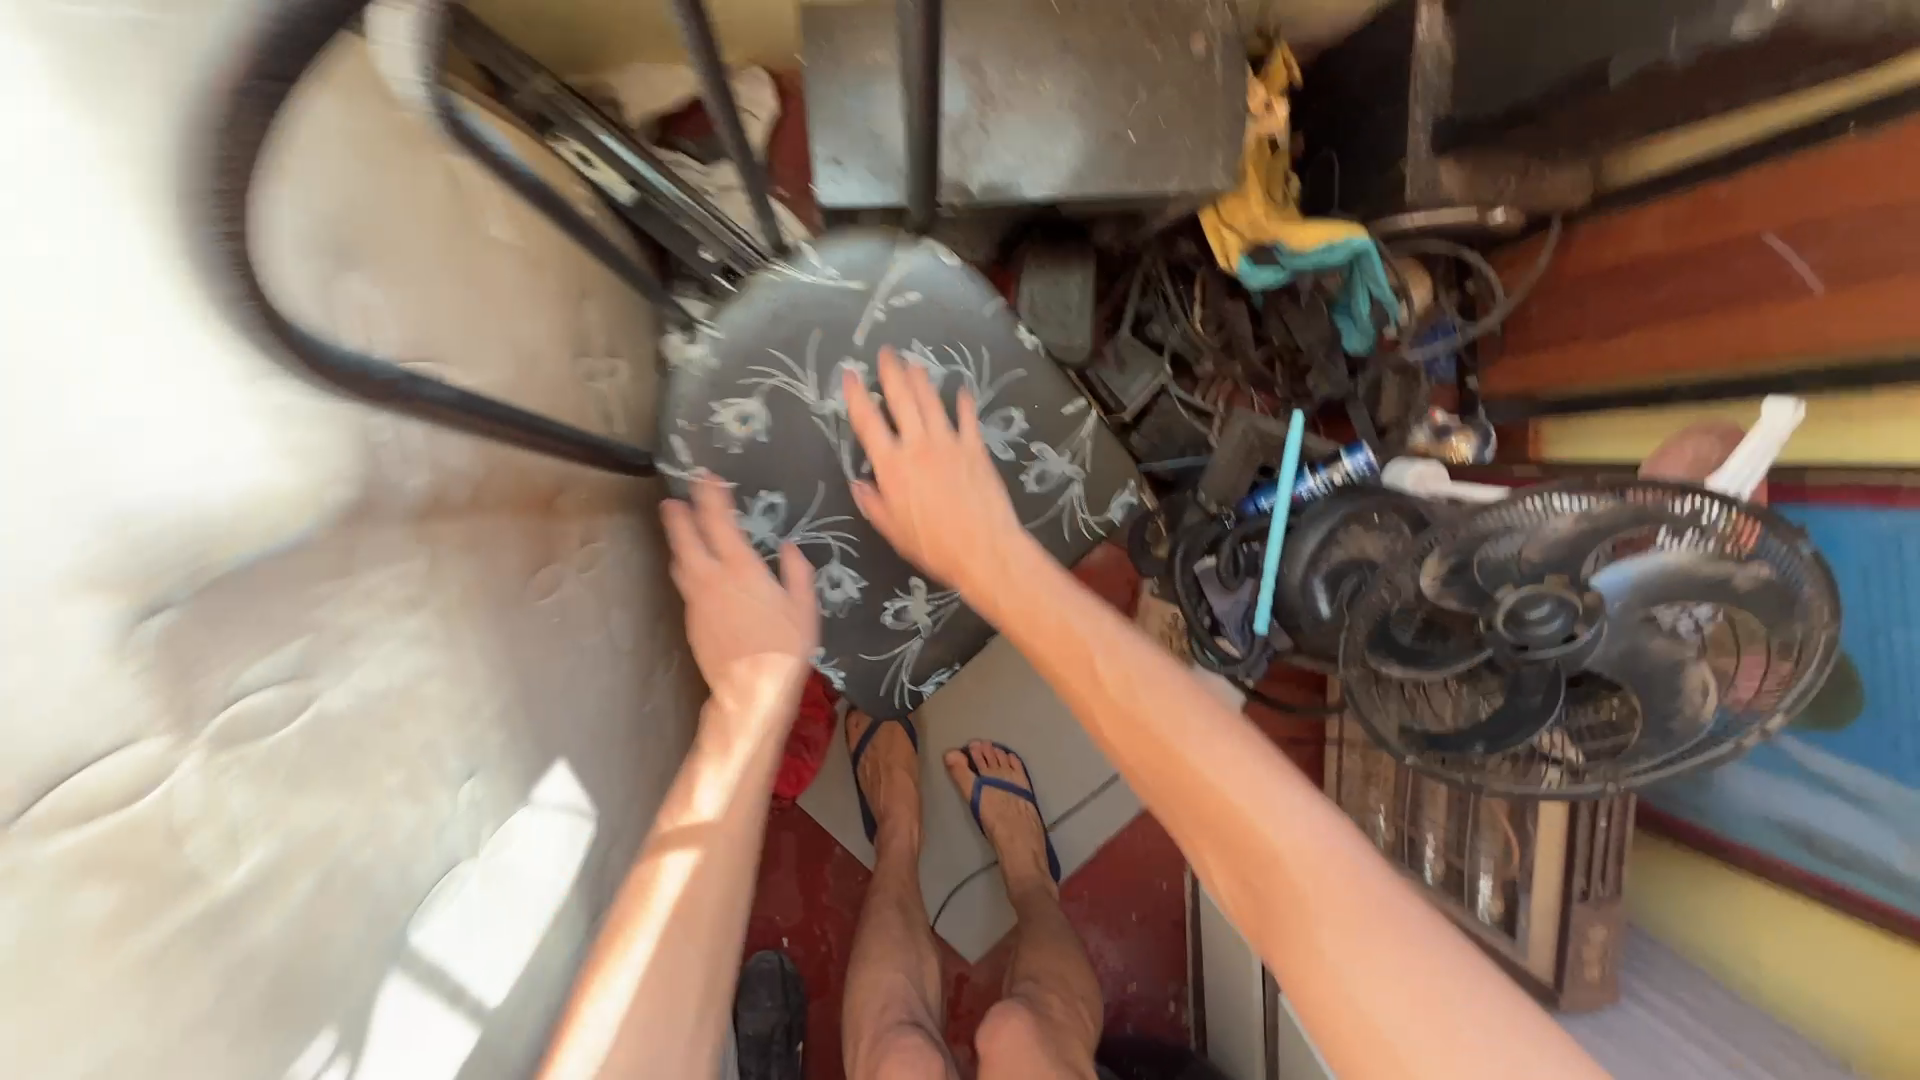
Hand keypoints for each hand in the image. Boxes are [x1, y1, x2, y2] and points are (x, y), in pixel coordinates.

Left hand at [661, 473, 818, 700]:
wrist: (751, 688)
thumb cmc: (785, 646)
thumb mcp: (804, 606)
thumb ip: (796, 572)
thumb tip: (789, 548)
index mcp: (742, 568)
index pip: (719, 520)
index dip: (710, 495)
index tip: (706, 477)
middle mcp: (712, 578)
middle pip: (686, 536)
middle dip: (679, 514)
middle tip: (674, 499)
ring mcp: (697, 600)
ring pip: (680, 562)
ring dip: (678, 541)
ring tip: (678, 528)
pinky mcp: (691, 620)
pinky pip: (686, 585)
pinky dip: (686, 569)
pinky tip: (694, 571)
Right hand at [841, 346, 1029, 594]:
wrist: (983, 548)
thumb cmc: (933, 546)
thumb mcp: (893, 531)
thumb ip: (874, 504)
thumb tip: (859, 484)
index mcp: (892, 466)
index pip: (867, 422)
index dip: (856, 395)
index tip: (850, 374)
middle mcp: (918, 446)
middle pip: (901, 400)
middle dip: (891, 373)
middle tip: (886, 352)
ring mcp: (950, 443)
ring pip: (932, 402)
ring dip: (921, 380)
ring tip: (914, 363)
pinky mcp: (976, 449)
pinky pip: (967, 419)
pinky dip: (963, 404)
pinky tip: (962, 391)